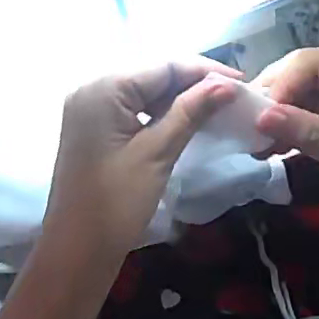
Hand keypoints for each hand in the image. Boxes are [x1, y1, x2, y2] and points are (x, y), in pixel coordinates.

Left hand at [42, 59, 240, 268]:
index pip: (163, 66)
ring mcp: (90, 109)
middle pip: (153, 75)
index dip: (205, 71)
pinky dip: (160, 113)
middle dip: (194, 83)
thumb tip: (226, 84)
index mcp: (104, 88)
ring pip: (144, 92)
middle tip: (234, 95)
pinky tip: (187, 119)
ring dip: (179, 98)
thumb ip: (191, 111)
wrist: (76, 253)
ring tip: (219, 105)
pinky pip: (133, 109)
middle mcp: (92, 88)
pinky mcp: (94, 128)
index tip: (242, 82)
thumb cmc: (116, 202)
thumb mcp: (157, 152)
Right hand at [252, 48, 318, 227]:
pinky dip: (290, 126)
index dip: (282, 85)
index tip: (259, 117)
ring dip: (278, 112)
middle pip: (303, 71)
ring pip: (302, 91)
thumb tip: (261, 118)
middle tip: (245, 122)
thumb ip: (311, 134)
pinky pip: (310, 110)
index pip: (312, 63)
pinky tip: (270, 144)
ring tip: (252, 136)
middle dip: (274, 95)